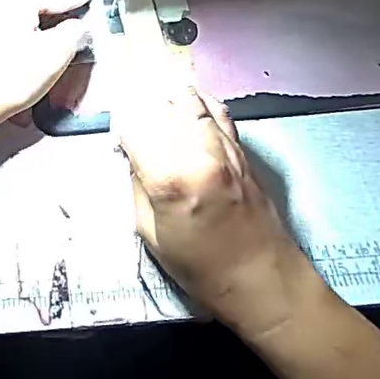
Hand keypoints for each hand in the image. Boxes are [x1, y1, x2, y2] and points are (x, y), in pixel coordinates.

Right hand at [113, 67, 331, 342]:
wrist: (263, 279)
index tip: (116, 139)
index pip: (133, 128)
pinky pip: (217, 111)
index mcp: (169, 178)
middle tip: (129, 118)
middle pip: (159, 108)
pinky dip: (197, 101)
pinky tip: (186, 102)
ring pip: (188, 103)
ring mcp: (224, 147)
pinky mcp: (242, 149)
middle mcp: (197, 153)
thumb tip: (132, 156)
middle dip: (139, 108)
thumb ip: (138, 184)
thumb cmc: (198, 265)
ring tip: (151, 103)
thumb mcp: (148, 231)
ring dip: (165, 99)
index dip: (119, 129)